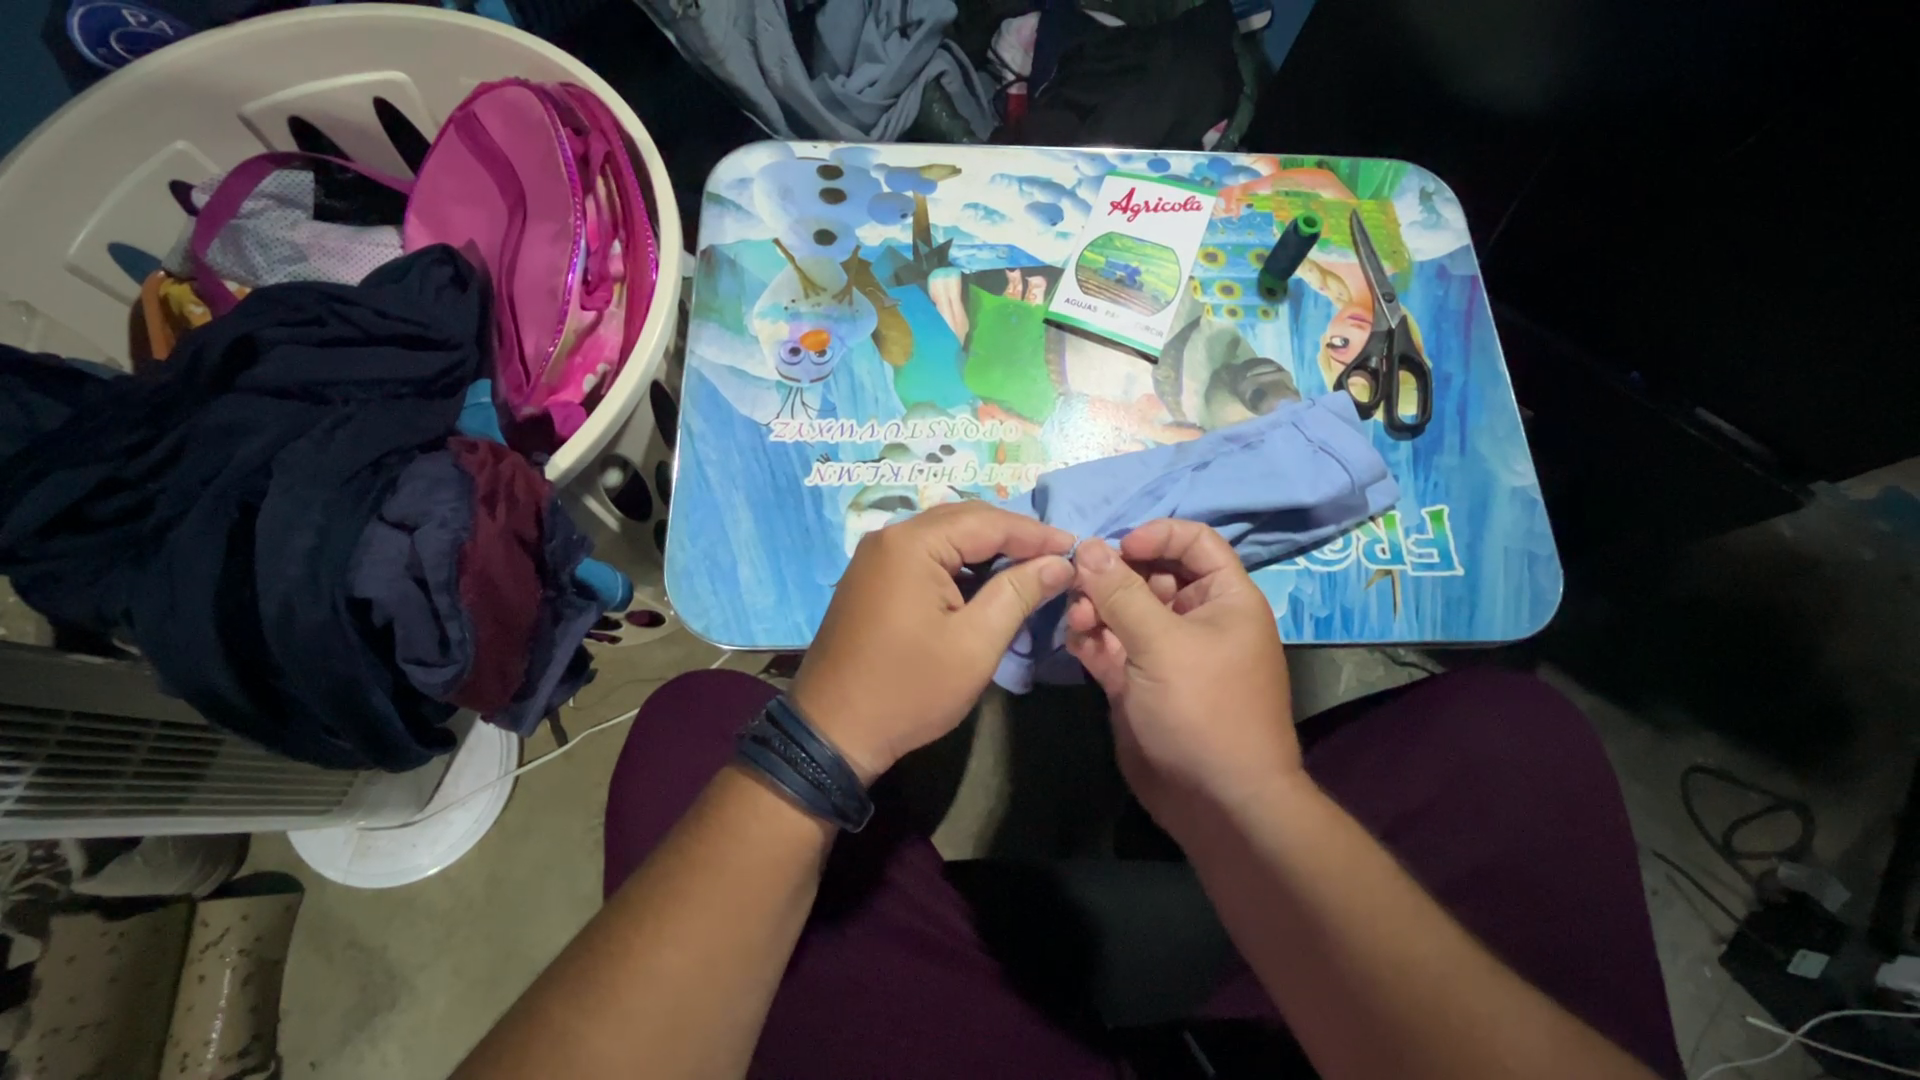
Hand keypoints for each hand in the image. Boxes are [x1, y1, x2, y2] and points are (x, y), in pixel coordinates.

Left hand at [790, 503, 1075, 782]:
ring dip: (987, 549)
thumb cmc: (909, 690)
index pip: (988, 521)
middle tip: (1057, 556)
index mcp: (912, 544)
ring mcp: (875, 557)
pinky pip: (924, 556)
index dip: (1036, 534)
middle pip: (964, 520)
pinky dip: (959, 564)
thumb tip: (1059, 562)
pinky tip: (985, 582)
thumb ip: (1019, 593)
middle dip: (1013, 536)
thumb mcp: (975, 644)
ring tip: (1030, 568)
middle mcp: (889, 537)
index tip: (1077, 546)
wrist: (832, 732)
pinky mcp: (871, 579)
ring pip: (944, 536)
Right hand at [1064, 519, 1300, 834]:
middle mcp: (1195, 618)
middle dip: (1113, 576)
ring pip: (1123, 610)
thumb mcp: (1162, 644)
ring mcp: (1164, 651)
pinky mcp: (1137, 681)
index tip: (1116, 548)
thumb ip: (1122, 593)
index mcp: (1224, 599)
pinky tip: (1075, 642)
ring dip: (1096, 608)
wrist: (1215, 800)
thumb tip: (1087, 547)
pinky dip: (1091, 640)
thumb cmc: (1204, 710)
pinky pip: (1110, 645)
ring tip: (1078, 621)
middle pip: (1150, 574)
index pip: (1194, 542)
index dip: (1156, 535)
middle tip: (1079, 586)